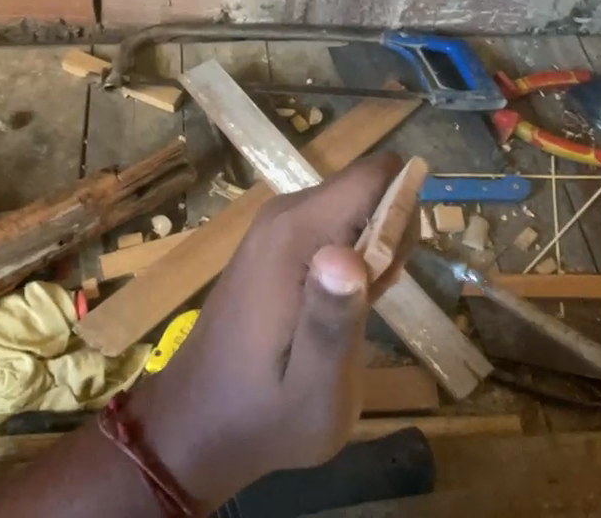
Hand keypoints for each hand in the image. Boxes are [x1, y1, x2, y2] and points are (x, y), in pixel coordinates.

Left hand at [131, 153, 415, 507]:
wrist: (198, 426)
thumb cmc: (261, 417)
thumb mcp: (313, 391)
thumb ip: (333, 321)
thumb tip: (349, 255)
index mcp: (295, 234)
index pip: (376, 175)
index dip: (403, 217)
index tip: (393, 273)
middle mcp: (285, 213)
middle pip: (370, 188)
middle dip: (391, 240)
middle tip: (372, 306)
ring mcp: (278, 225)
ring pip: (357, 207)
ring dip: (374, 256)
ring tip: (351, 318)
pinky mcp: (277, 242)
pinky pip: (337, 226)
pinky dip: (354, 264)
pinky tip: (335, 312)